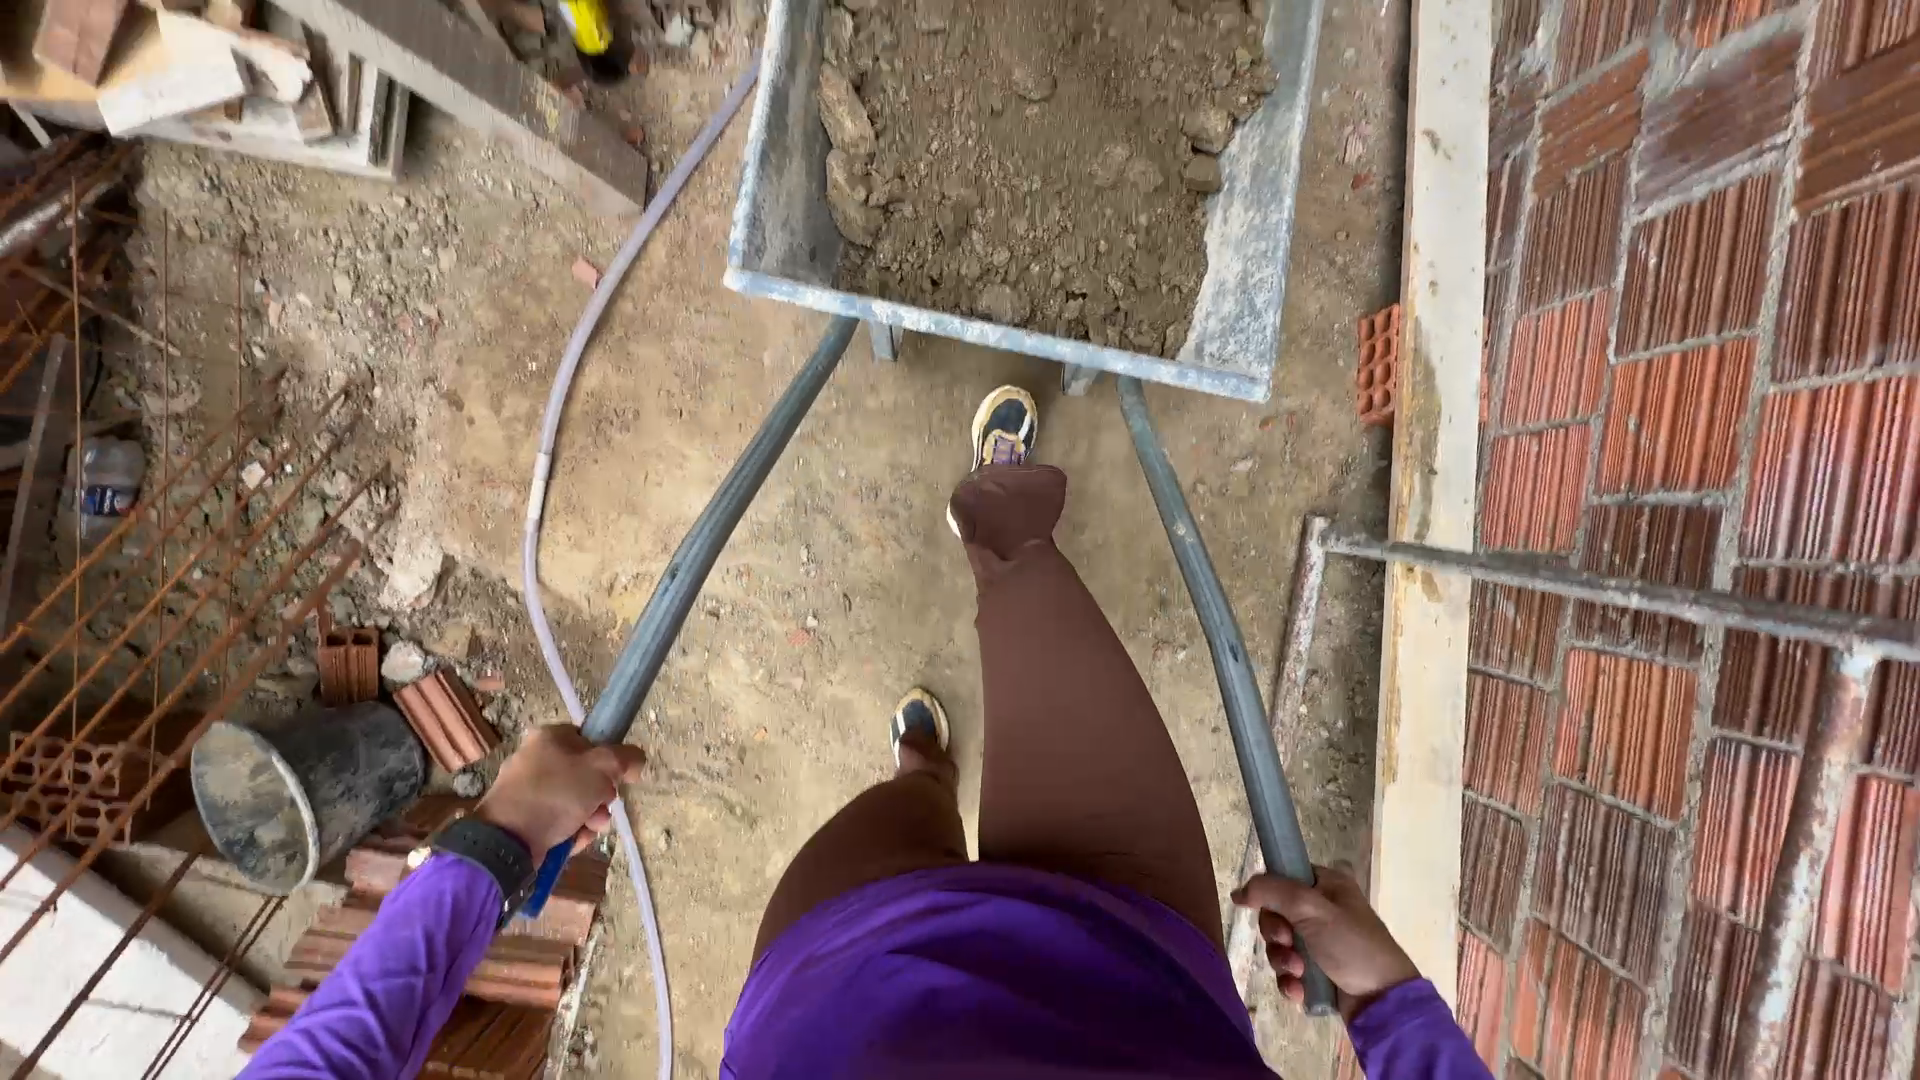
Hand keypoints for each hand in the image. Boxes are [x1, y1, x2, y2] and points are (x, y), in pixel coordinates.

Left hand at [474, 725, 645, 853]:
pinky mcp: (521, 818)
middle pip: (585, 773)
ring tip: (590, 827)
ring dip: (591, 814)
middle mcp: (535, 759)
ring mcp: (526, 790)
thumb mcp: (603, 767)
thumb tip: (636, 762)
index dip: (610, 759)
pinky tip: (574, 838)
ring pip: (574, 799)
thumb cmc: (557, 793)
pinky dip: (571, 829)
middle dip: (601, 795)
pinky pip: (558, 818)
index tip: (619, 777)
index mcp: (549, 737)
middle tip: (604, 804)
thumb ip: (627, 758)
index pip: (591, 740)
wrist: (507, 840)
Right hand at [1231, 863, 1419, 1020]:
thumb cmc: (1352, 946)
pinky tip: (1298, 990)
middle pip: (1275, 912)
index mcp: (1326, 885)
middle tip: (1287, 942)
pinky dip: (1289, 979)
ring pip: (1279, 943)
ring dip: (1281, 959)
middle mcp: (1322, 910)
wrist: (1386, 1004)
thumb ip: (1271, 891)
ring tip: (1296, 972)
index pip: (1283, 877)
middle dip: (1275, 933)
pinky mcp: (1318, 970)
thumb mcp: (1311, 909)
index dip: (1269, 892)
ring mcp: (1320, 942)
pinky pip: (1288, 968)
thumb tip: (1238, 892)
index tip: (1265, 908)